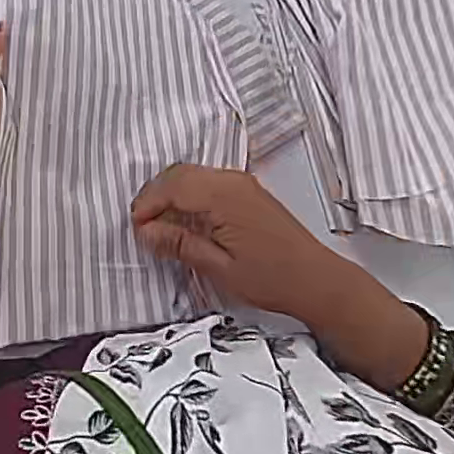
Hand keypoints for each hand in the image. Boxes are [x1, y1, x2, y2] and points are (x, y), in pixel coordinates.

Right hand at [130, 164, 431, 390]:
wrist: (317, 279)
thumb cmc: (270, 278)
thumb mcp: (218, 267)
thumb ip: (180, 244)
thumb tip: (146, 231)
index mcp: (223, 195)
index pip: (172, 186)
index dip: (148, 204)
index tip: (137, 229)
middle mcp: (231, 180)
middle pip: (180, 174)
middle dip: (155, 196)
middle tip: (143, 226)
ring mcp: (241, 183)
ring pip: (193, 175)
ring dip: (171, 194)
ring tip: (160, 225)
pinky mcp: (247, 191)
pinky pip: (207, 182)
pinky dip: (188, 194)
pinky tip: (185, 219)